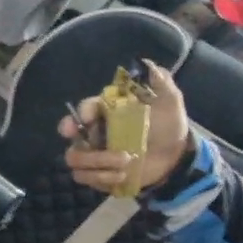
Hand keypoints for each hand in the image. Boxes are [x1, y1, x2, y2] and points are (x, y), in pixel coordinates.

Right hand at [57, 60, 193, 194]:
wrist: (174, 157)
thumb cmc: (168, 127)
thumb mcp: (169, 102)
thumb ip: (160, 83)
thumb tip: (149, 64)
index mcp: (106, 113)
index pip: (85, 108)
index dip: (82, 112)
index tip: (88, 118)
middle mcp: (92, 132)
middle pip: (69, 132)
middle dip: (69, 134)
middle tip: (75, 135)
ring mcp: (90, 154)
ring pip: (75, 158)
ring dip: (99, 161)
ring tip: (126, 162)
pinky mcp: (92, 174)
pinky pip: (84, 177)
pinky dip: (103, 178)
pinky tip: (123, 175)